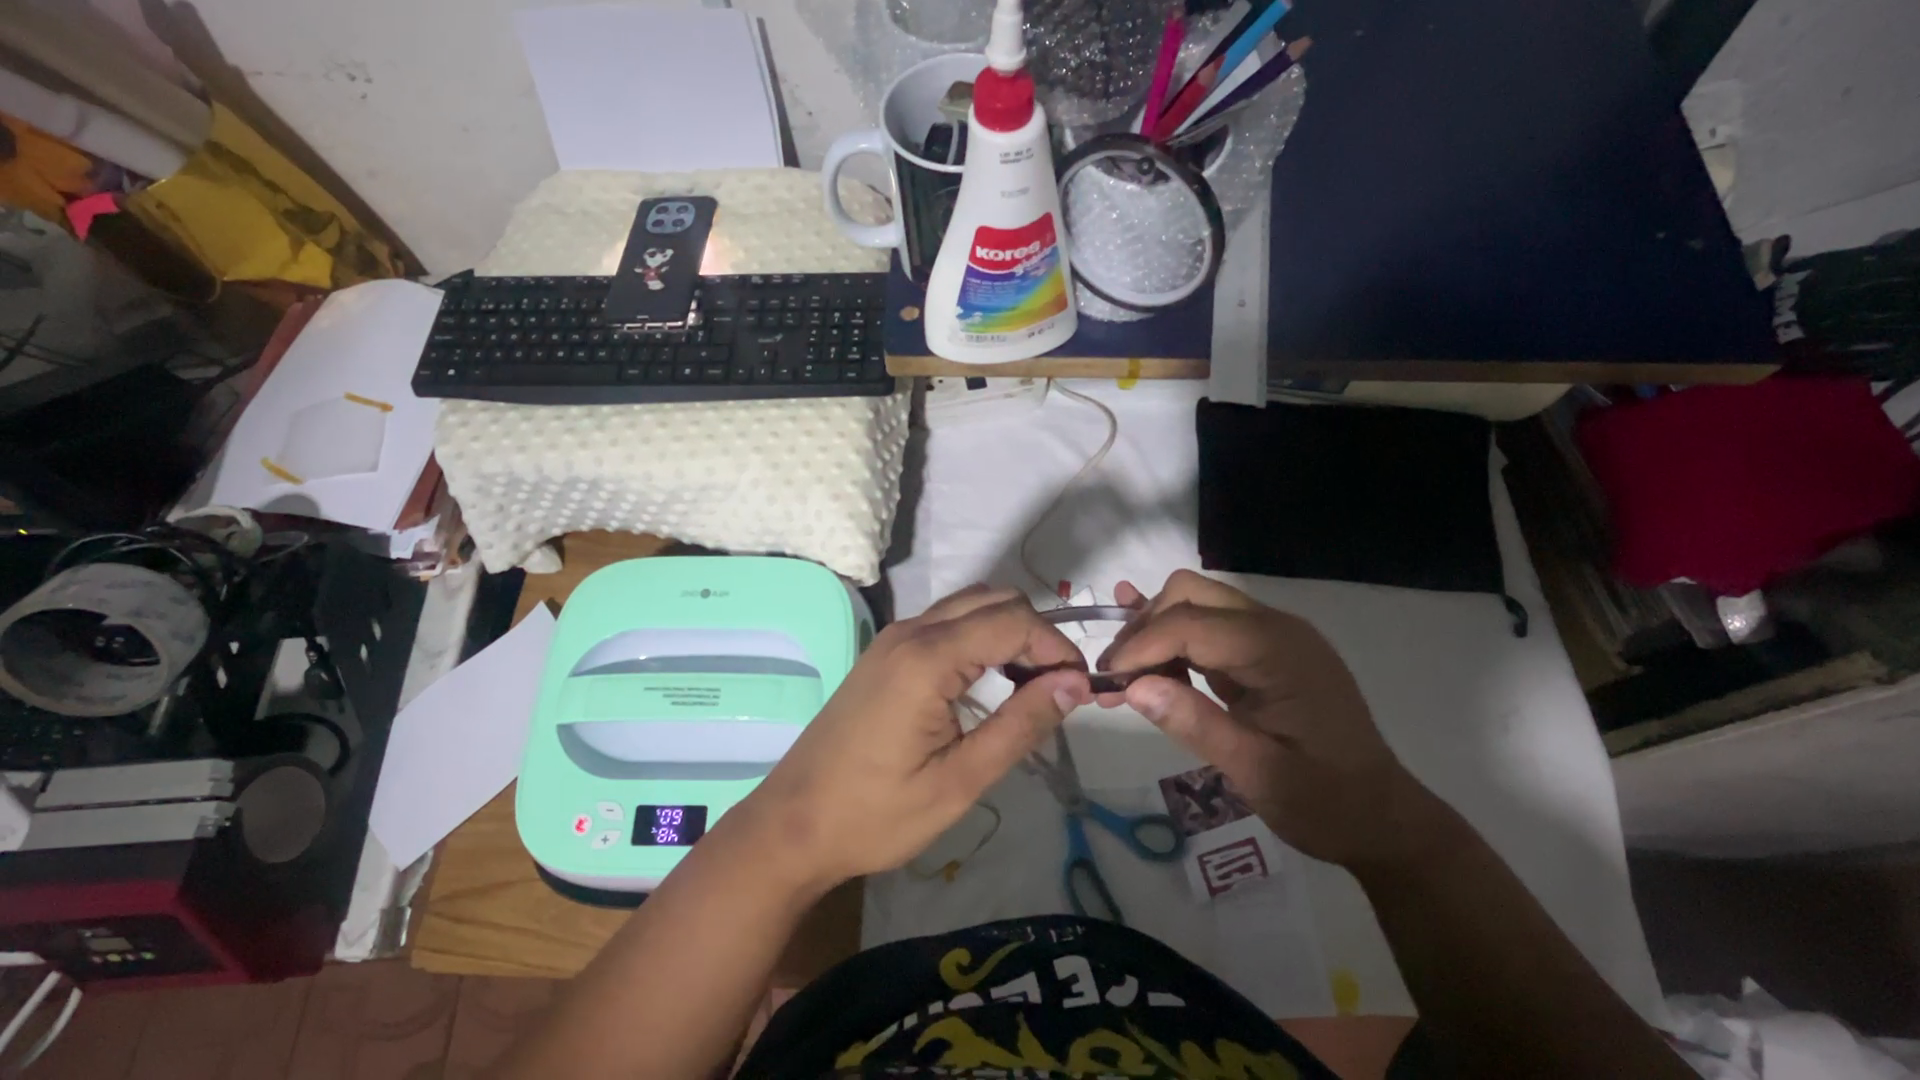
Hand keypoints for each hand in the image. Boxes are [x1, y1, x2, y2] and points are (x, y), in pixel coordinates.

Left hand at [736, 585, 1091, 889]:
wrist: (793, 825)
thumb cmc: (877, 813)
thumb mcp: (960, 781)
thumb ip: (1021, 726)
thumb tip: (1074, 684)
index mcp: (928, 659)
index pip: (1014, 620)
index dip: (1056, 647)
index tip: (1079, 690)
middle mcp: (910, 633)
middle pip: (993, 600)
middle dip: (1036, 634)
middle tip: (1056, 689)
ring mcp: (892, 640)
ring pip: (969, 606)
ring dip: (1008, 632)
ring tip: (1029, 687)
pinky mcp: (884, 655)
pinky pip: (944, 624)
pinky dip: (979, 638)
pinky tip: (988, 684)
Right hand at [1100, 570, 1435, 869]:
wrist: (1381, 818)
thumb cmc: (1325, 801)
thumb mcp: (1257, 772)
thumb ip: (1195, 724)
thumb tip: (1133, 687)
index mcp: (1278, 650)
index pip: (1190, 623)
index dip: (1140, 646)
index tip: (1104, 681)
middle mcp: (1277, 628)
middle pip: (1191, 595)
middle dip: (1145, 628)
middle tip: (1116, 678)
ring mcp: (1275, 638)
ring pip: (1197, 605)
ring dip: (1156, 633)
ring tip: (1124, 678)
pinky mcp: (1268, 654)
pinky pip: (1212, 630)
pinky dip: (1177, 643)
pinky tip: (1145, 659)